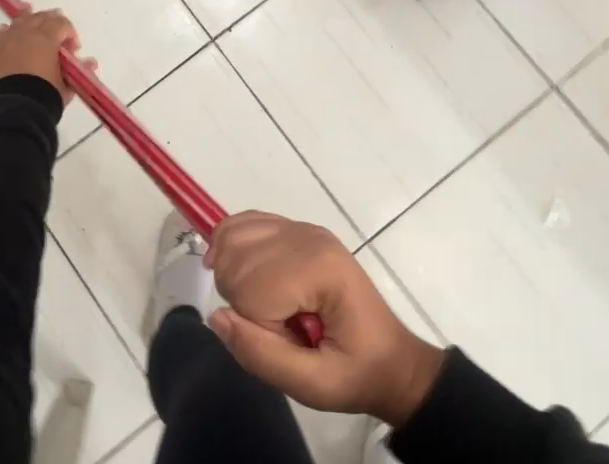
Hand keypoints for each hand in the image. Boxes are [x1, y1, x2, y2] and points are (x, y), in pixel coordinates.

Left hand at [0, 9, 94, 104]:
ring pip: (19, 23)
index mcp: (45, 38)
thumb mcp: (66, 86)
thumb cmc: (43, 96)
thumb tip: (92, 63)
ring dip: (30, 24)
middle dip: (52, 24)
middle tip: (58, 39)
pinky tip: (12, 38)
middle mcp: (24, 34)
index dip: (70, 34)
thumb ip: (78, 71)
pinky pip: (2, 36)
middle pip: (40, 17)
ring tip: (36, 32)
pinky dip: (10, 35)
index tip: (74, 51)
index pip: (62, 23)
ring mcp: (5, 43)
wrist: (10, 112)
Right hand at [205, 211, 444, 425]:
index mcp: (320, 271)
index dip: (255, 325)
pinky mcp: (296, 230)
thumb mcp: (313, 385)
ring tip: (258, 303)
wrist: (391, 360)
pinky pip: (244, 223)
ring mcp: (302, 229)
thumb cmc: (356, 374)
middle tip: (274, 328)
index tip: (287, 344)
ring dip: (230, 272)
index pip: (250, 287)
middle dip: (238, 297)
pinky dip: (230, 246)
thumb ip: (261, 356)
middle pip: (236, 254)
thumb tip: (217, 316)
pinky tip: (240, 273)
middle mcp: (308, 238)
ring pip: (233, 233)